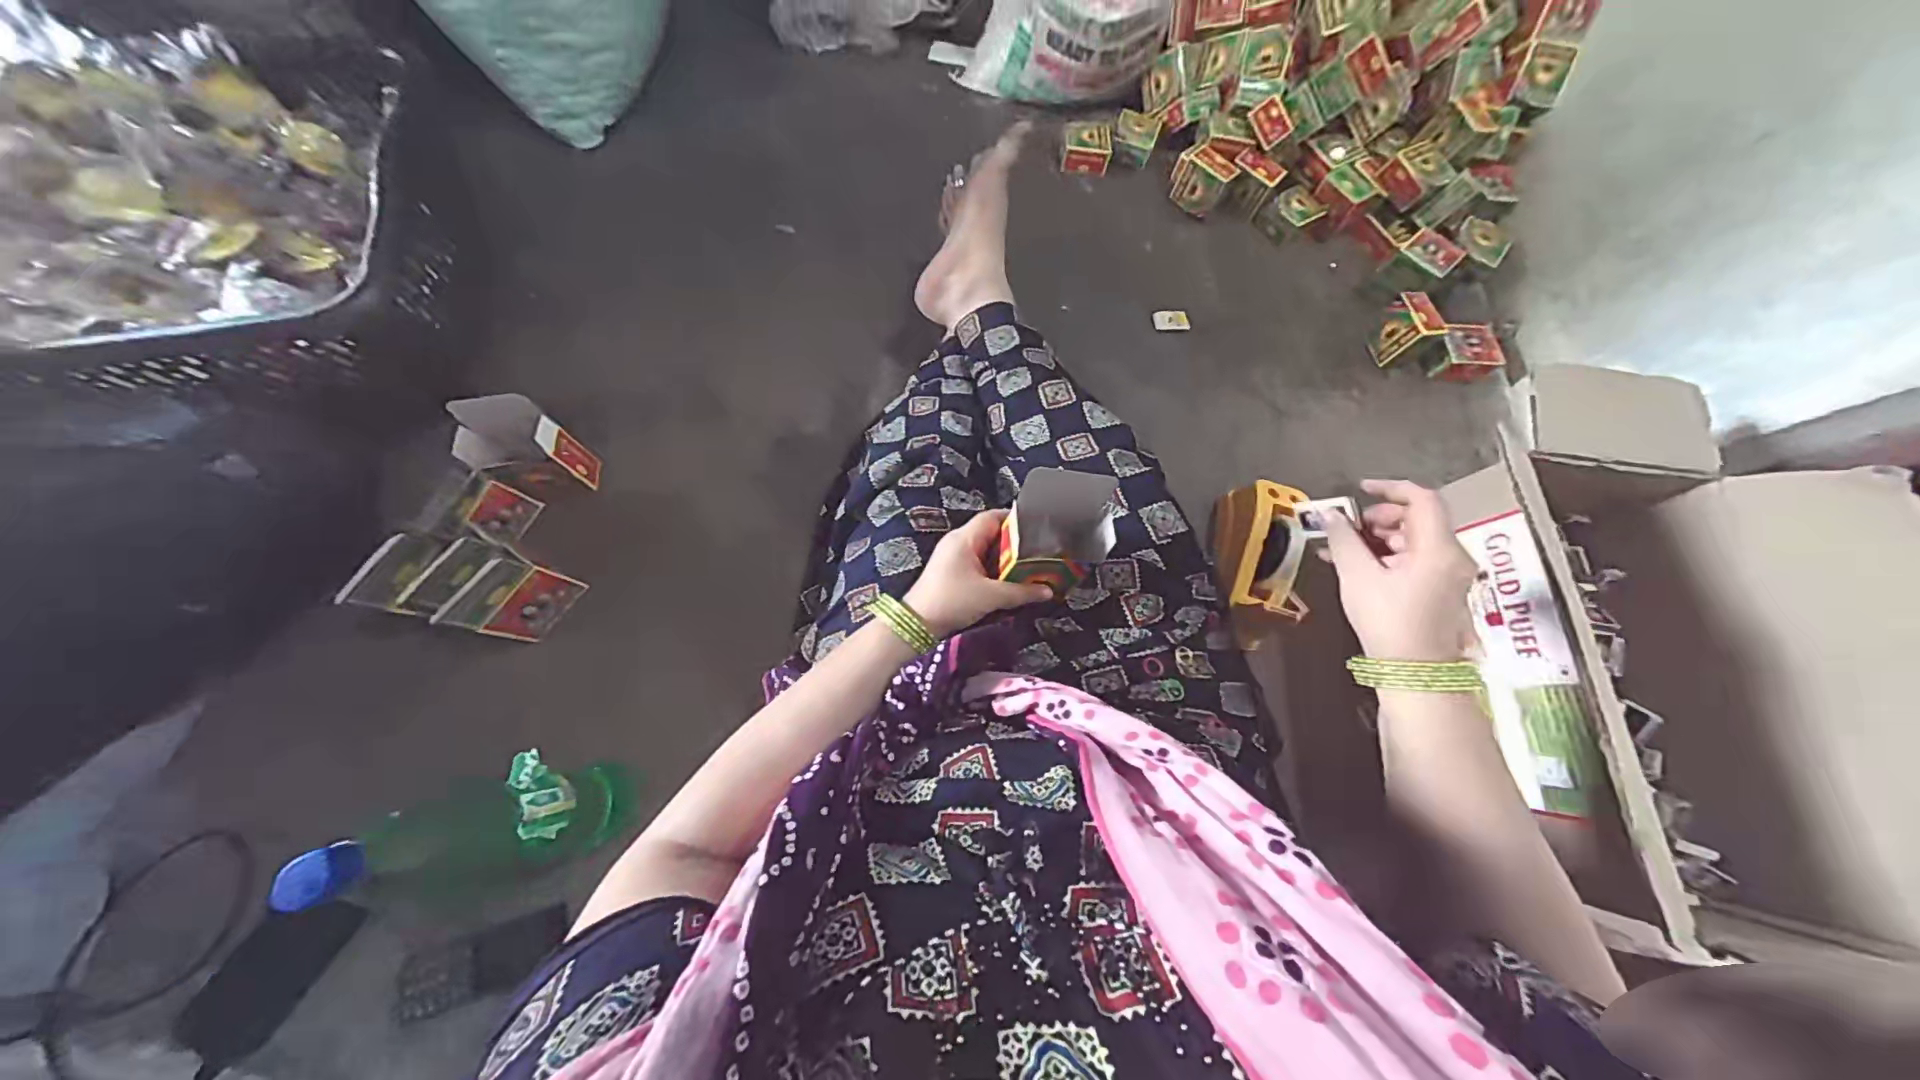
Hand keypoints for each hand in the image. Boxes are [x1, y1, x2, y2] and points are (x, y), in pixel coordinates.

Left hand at [904, 509, 1053, 637]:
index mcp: (964, 538)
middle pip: (990, 533)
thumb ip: (1021, 592)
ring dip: (1004, 558)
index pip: (993, 516)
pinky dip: (992, 569)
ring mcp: (952, 557)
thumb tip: (1048, 591)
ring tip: (1028, 567)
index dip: (1015, 519)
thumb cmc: (952, 601)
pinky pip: (977, 563)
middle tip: (1037, 552)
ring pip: (984, 550)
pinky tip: (1008, 581)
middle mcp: (957, 542)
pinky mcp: (950, 572)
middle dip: (1014, 542)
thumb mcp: (991, 597)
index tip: (1037, 529)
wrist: (917, 624)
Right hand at [1320, 480, 1475, 661]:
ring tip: (1345, 550)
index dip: (1390, 488)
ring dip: (1379, 539)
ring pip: (1414, 541)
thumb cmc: (1387, 622)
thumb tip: (1331, 515)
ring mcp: (1449, 576)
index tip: (1361, 490)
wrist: (1413, 671)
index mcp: (1439, 550)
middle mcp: (1452, 558)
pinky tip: (1358, 565)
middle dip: (1379, 518)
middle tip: (1348, 528)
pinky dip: (1387, 556)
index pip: (1423, 499)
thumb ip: (1344, 539)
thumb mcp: (1357, 576)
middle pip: (1417, 520)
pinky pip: (1414, 560)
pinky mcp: (1440, 591)